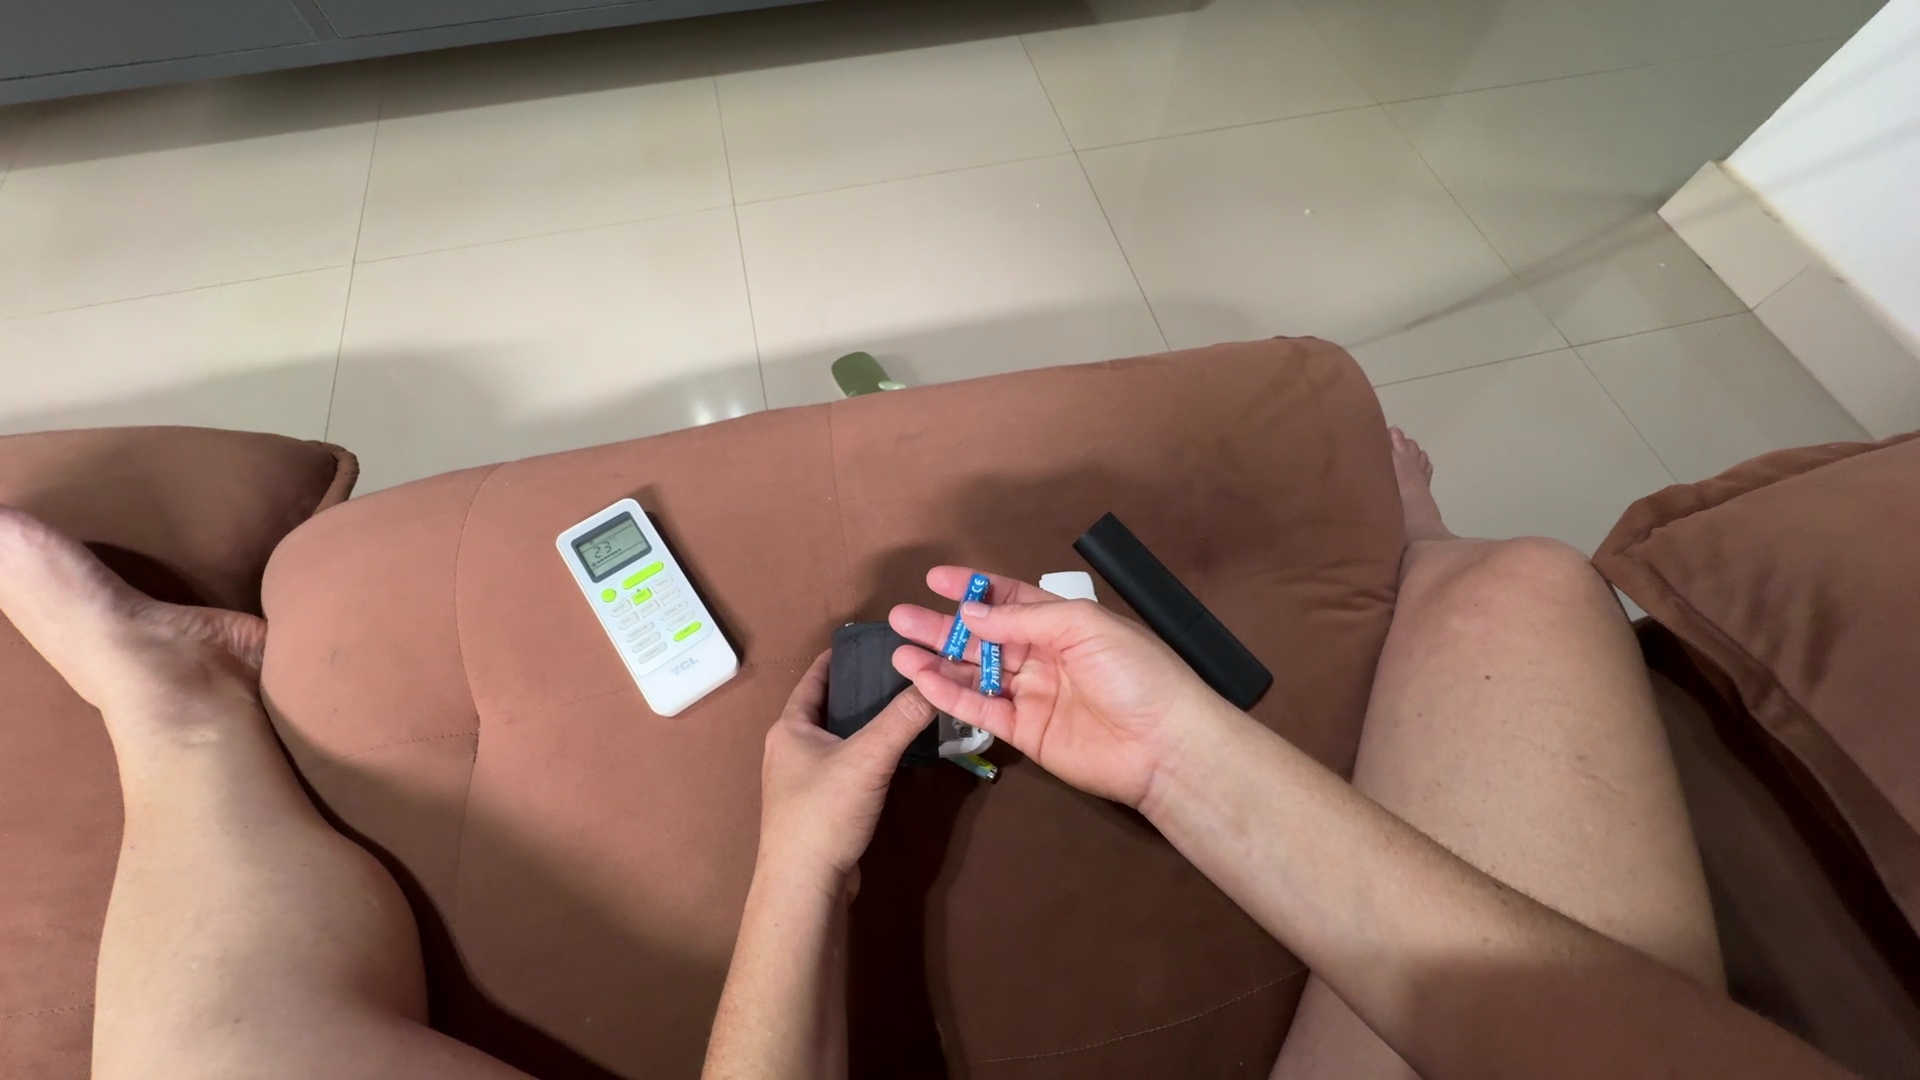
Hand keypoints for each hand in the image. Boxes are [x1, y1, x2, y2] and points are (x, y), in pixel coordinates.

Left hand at [756, 652, 936, 890]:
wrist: (804, 888)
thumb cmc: (824, 812)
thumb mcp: (868, 758)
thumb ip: (903, 718)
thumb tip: (939, 681)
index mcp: (790, 728)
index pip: (814, 677)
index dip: (841, 656)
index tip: (873, 641)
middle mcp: (790, 748)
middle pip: (828, 705)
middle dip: (860, 688)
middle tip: (900, 672)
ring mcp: (802, 780)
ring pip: (838, 737)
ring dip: (865, 722)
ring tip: (903, 705)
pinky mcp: (819, 805)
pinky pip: (845, 765)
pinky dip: (866, 752)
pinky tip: (894, 753)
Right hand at [889, 567, 1225, 808]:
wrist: (1164, 744)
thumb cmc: (1134, 672)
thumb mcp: (1083, 626)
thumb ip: (1023, 620)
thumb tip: (971, 614)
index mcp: (1061, 623)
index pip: (1009, 599)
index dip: (973, 589)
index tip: (936, 579)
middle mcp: (1042, 655)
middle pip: (982, 637)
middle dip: (942, 626)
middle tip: (901, 616)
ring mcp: (1031, 694)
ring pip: (974, 674)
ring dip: (937, 662)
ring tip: (899, 650)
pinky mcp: (1025, 732)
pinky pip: (980, 710)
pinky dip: (950, 697)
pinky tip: (922, 682)